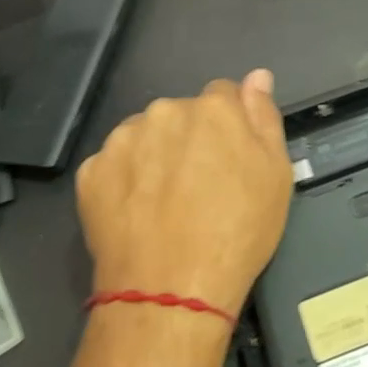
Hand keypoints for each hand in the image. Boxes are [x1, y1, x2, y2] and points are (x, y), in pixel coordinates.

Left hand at [75, 70, 291, 316]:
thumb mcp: (276, 175)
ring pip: (144, 137)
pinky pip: (114, 167)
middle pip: (181, 115)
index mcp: (212, 108)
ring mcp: (122, 141)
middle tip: (200, 188)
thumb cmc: (237, 232)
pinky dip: (125, 183)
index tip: (231, 160)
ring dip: (155, 157)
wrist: (171, 290)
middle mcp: (164, 112)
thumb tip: (258, 76)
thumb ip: (264, 117)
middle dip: (190, 139)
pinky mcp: (91, 173)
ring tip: (166, 204)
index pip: (223, 95)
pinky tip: (138, 215)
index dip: (230, 127)